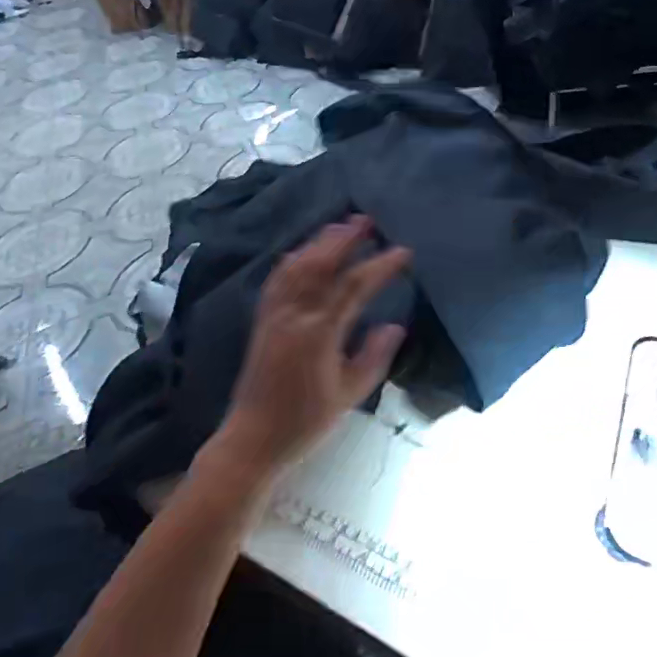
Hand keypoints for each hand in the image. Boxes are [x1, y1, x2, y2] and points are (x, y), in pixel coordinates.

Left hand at [203, 217, 410, 483]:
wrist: (254, 437)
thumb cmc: (305, 422)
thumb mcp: (349, 394)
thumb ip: (373, 357)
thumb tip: (395, 326)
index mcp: (319, 334)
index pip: (354, 287)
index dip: (379, 265)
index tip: (402, 251)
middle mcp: (293, 316)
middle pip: (320, 265)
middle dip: (343, 238)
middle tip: (366, 219)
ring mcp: (273, 315)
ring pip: (295, 267)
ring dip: (318, 243)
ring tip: (340, 227)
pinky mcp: (261, 320)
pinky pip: (277, 280)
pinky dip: (293, 260)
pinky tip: (302, 253)